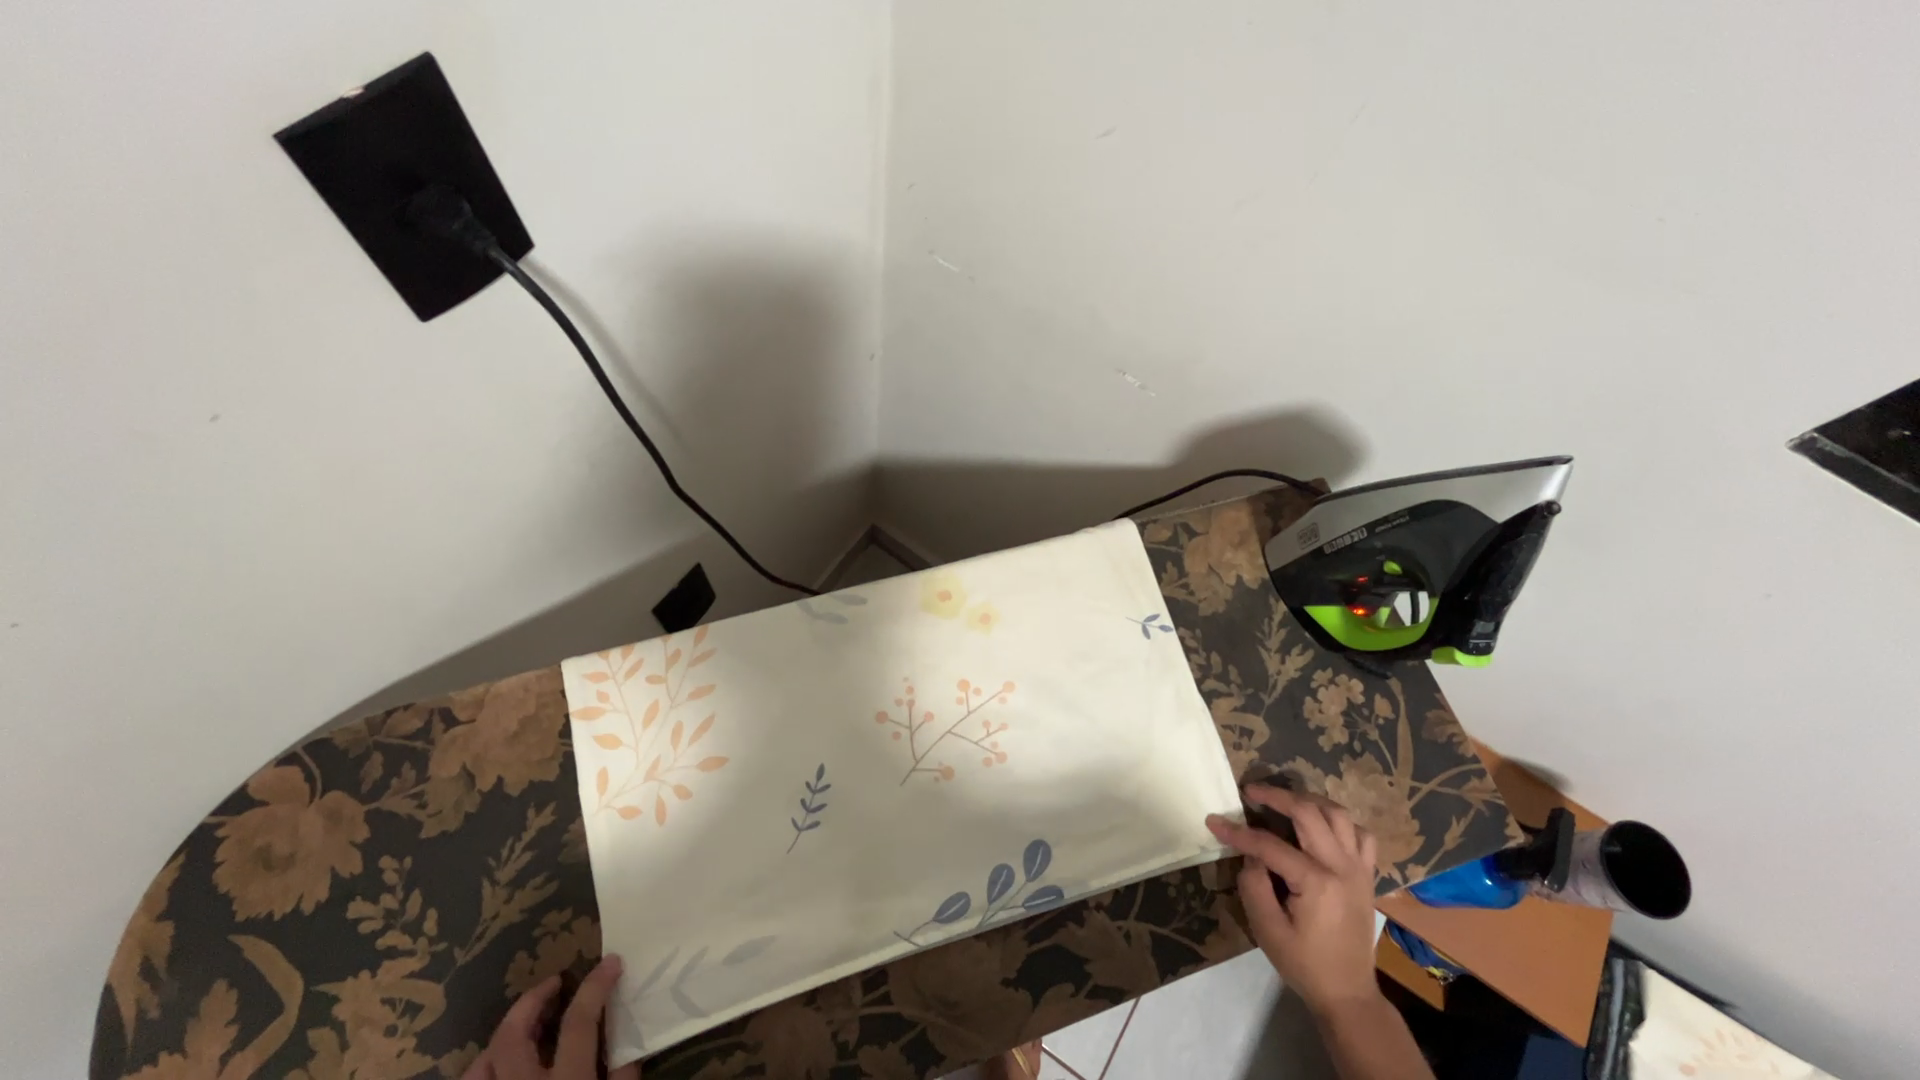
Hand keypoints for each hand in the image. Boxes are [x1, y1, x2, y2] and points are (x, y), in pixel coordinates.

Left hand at [462, 955, 637, 1079]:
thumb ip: (622, 1077)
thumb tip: (628, 1042)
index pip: (578, 1024)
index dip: (595, 987)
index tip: (612, 962)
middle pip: (513, 1037)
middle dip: (531, 1001)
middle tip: (555, 984)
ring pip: (479, 1065)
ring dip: (502, 1037)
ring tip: (524, 1023)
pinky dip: (483, 1069)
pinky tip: (500, 1063)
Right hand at [1206, 784, 1380, 1016]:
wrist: (1348, 992)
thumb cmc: (1304, 963)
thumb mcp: (1267, 929)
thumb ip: (1254, 885)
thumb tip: (1251, 854)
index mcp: (1316, 882)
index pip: (1269, 844)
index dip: (1238, 831)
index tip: (1214, 821)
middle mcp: (1342, 867)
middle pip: (1309, 813)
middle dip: (1277, 796)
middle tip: (1251, 791)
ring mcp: (1360, 869)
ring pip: (1339, 815)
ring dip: (1309, 801)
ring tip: (1285, 801)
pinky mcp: (1367, 875)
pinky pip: (1361, 835)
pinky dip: (1341, 822)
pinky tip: (1322, 826)